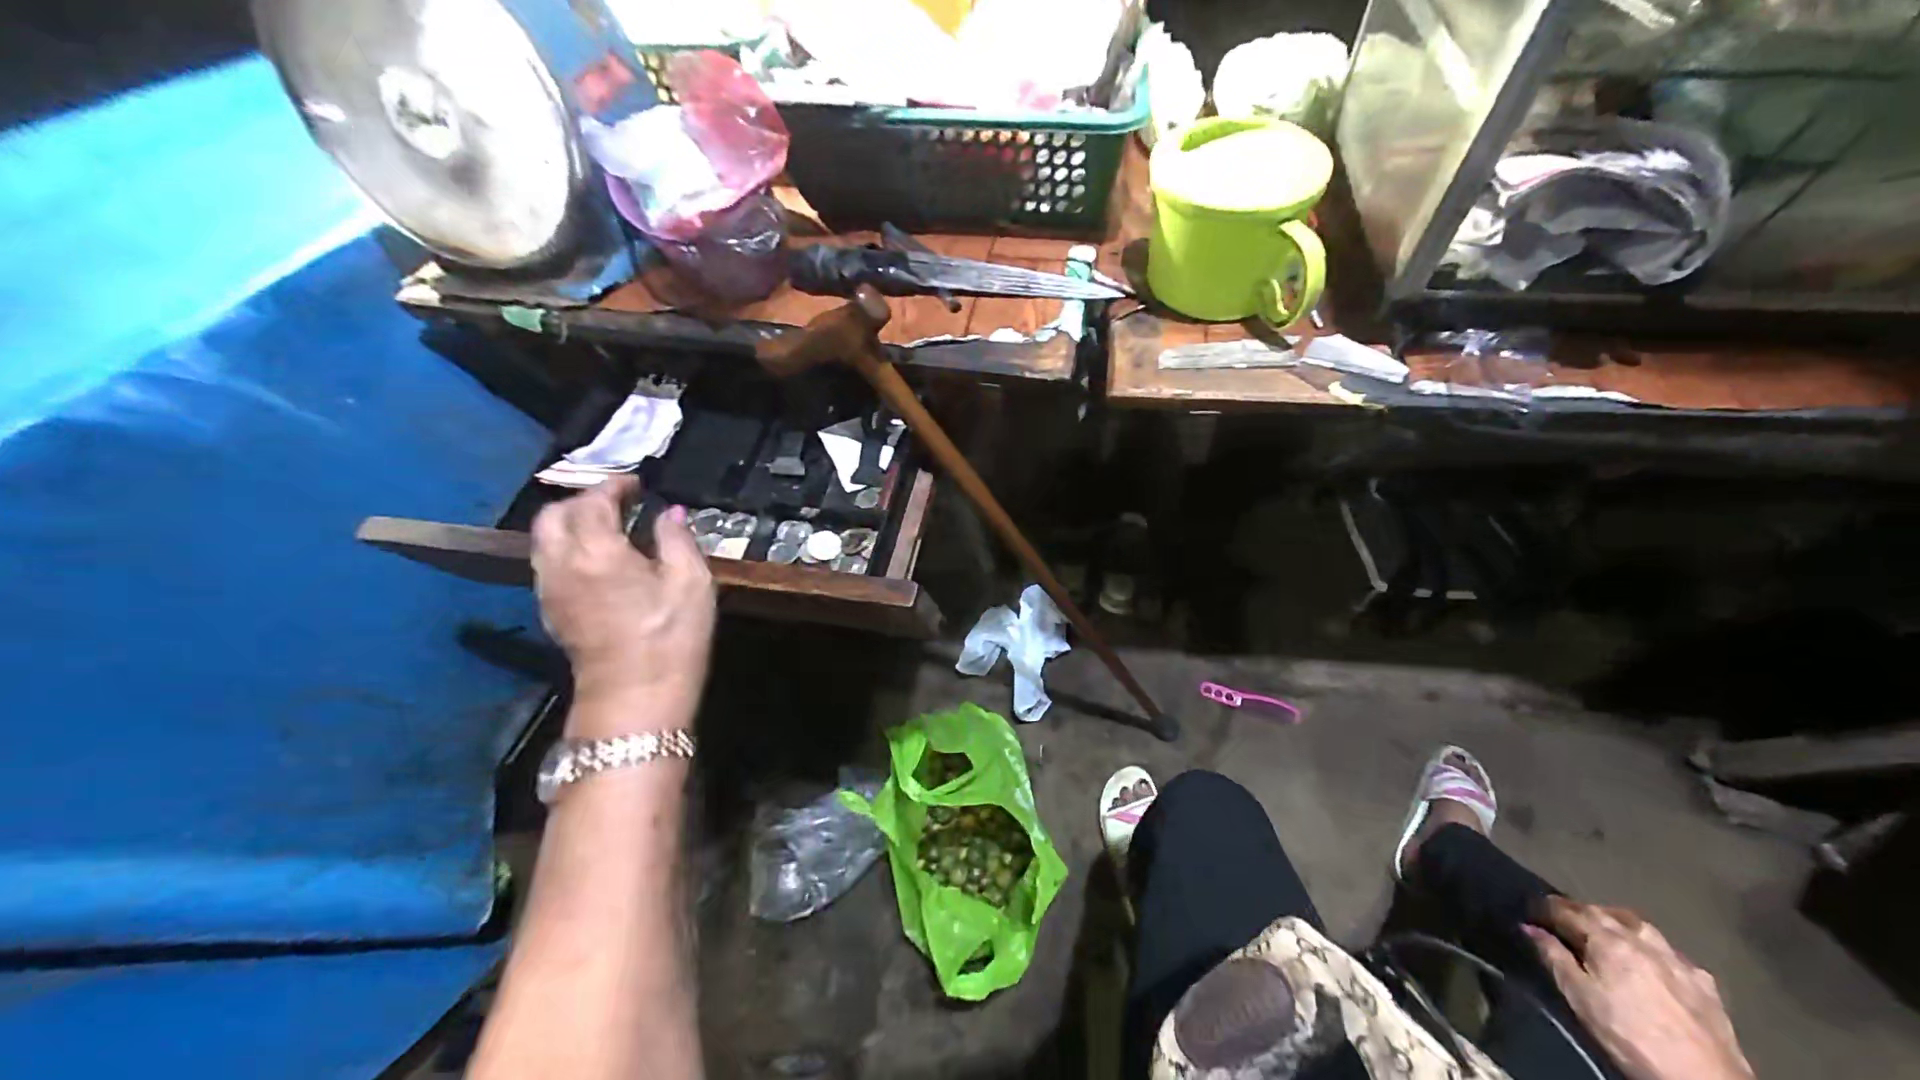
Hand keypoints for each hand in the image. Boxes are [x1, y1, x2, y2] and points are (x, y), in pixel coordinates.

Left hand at [531, 476, 714, 725]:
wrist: (635, 697)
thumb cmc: (671, 638)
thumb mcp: (691, 583)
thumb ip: (677, 539)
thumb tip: (668, 513)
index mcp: (598, 552)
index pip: (593, 501)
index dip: (614, 486)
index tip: (637, 484)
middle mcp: (562, 563)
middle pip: (554, 514)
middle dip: (583, 500)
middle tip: (617, 503)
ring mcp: (549, 588)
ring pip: (544, 538)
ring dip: (571, 523)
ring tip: (606, 527)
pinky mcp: (550, 610)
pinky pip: (548, 562)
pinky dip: (567, 547)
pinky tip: (597, 558)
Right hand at [1525, 896, 1753, 1079]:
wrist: (1703, 1079)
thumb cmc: (1627, 1035)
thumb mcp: (1579, 997)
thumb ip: (1553, 956)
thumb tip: (1529, 926)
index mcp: (1607, 940)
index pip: (1567, 911)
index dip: (1544, 907)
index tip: (1529, 911)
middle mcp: (1641, 940)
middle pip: (1603, 912)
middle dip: (1578, 910)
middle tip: (1561, 917)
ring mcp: (1677, 960)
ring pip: (1639, 925)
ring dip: (1615, 921)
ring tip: (1604, 929)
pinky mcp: (1704, 983)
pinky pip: (1670, 951)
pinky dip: (1652, 947)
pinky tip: (1652, 960)